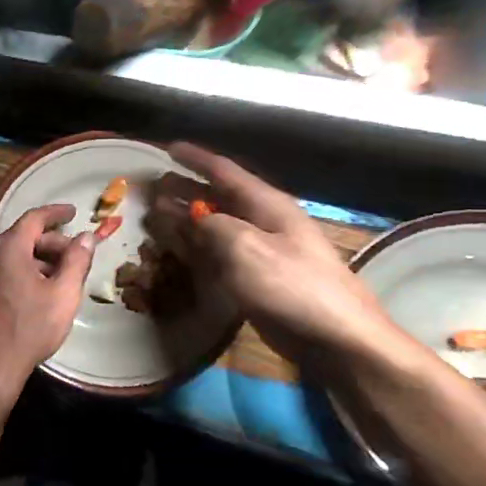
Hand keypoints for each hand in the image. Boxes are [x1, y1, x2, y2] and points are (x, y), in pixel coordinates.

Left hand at [0, 204, 96, 387]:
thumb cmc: (29, 327)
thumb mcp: (63, 294)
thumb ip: (77, 261)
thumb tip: (87, 237)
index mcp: (9, 247)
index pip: (33, 218)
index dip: (55, 213)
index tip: (73, 212)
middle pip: (21, 236)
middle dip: (50, 241)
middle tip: (74, 255)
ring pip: (10, 255)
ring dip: (35, 258)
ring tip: (58, 276)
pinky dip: (19, 270)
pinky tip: (34, 291)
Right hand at [146, 143, 398, 362]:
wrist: (334, 337)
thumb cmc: (291, 285)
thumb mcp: (245, 247)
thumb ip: (211, 226)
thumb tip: (191, 218)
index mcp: (266, 204)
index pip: (224, 171)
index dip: (195, 158)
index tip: (167, 148)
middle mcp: (262, 221)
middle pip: (217, 197)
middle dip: (185, 189)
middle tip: (152, 186)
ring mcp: (260, 251)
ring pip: (214, 227)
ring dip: (185, 219)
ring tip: (154, 215)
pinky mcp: (255, 278)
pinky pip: (217, 254)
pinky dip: (195, 248)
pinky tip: (176, 249)